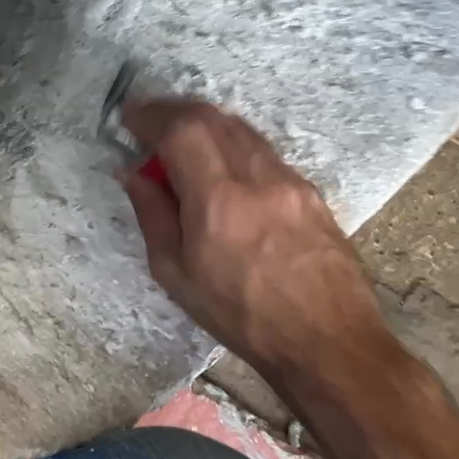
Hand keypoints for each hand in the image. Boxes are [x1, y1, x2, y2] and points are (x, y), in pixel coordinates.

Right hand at [119, 99, 387, 382]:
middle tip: (147, 121)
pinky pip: (263, 150)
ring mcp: (292, 184)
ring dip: (204, 123)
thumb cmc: (240, 314)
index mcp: (219, 200)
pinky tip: (219, 165)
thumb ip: (151, 214)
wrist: (331, 346)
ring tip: (179, 139)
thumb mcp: (174, 271)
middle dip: (173, 111)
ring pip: (241, 129)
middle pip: (212, 118)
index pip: (181, 130)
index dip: (149, 115)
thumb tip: (132, 173)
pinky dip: (231, 142)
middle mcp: (259, 180)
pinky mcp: (311, 195)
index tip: (127, 117)